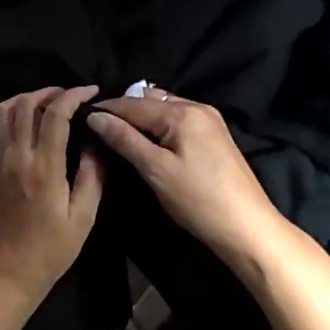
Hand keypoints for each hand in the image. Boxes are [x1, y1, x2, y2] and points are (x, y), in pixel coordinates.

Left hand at [0, 86, 104, 298]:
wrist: (13, 266)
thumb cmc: (54, 246)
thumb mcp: (84, 216)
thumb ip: (93, 176)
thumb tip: (97, 144)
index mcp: (44, 169)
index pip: (53, 116)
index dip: (72, 96)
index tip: (91, 91)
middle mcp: (19, 157)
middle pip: (26, 104)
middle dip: (51, 91)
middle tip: (73, 94)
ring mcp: (4, 159)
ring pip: (7, 109)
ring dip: (30, 96)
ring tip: (54, 101)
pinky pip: (2, 124)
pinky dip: (19, 109)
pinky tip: (38, 117)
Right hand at [87, 89, 290, 269]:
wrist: (249, 229)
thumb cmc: (199, 200)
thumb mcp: (156, 170)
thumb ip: (124, 139)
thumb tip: (95, 116)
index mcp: (182, 112)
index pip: (133, 103)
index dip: (106, 110)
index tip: (81, 117)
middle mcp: (197, 107)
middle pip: (149, 100)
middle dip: (123, 111)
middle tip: (97, 128)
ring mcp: (209, 120)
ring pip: (164, 108)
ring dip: (141, 118)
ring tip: (117, 134)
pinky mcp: (215, 136)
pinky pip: (177, 119)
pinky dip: (158, 125)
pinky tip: (147, 140)